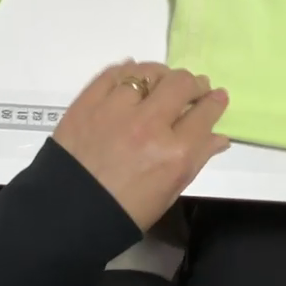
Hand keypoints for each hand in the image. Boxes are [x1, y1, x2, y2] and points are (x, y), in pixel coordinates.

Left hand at [53, 61, 230, 229]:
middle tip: (193, 88)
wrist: (67, 213)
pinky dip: (127, 72)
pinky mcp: (87, 103)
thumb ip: (196, 160)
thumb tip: (218, 136)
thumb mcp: (168, 193)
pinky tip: (132, 77)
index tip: (217, 96)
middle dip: (193, 84)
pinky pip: (112, 74)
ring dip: (161, 75)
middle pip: (181, 84)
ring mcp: (115, 110)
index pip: (205, 114)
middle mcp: (149, 125)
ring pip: (147, 73)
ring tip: (162, 82)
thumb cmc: (123, 211)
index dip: (215, 102)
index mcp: (174, 154)